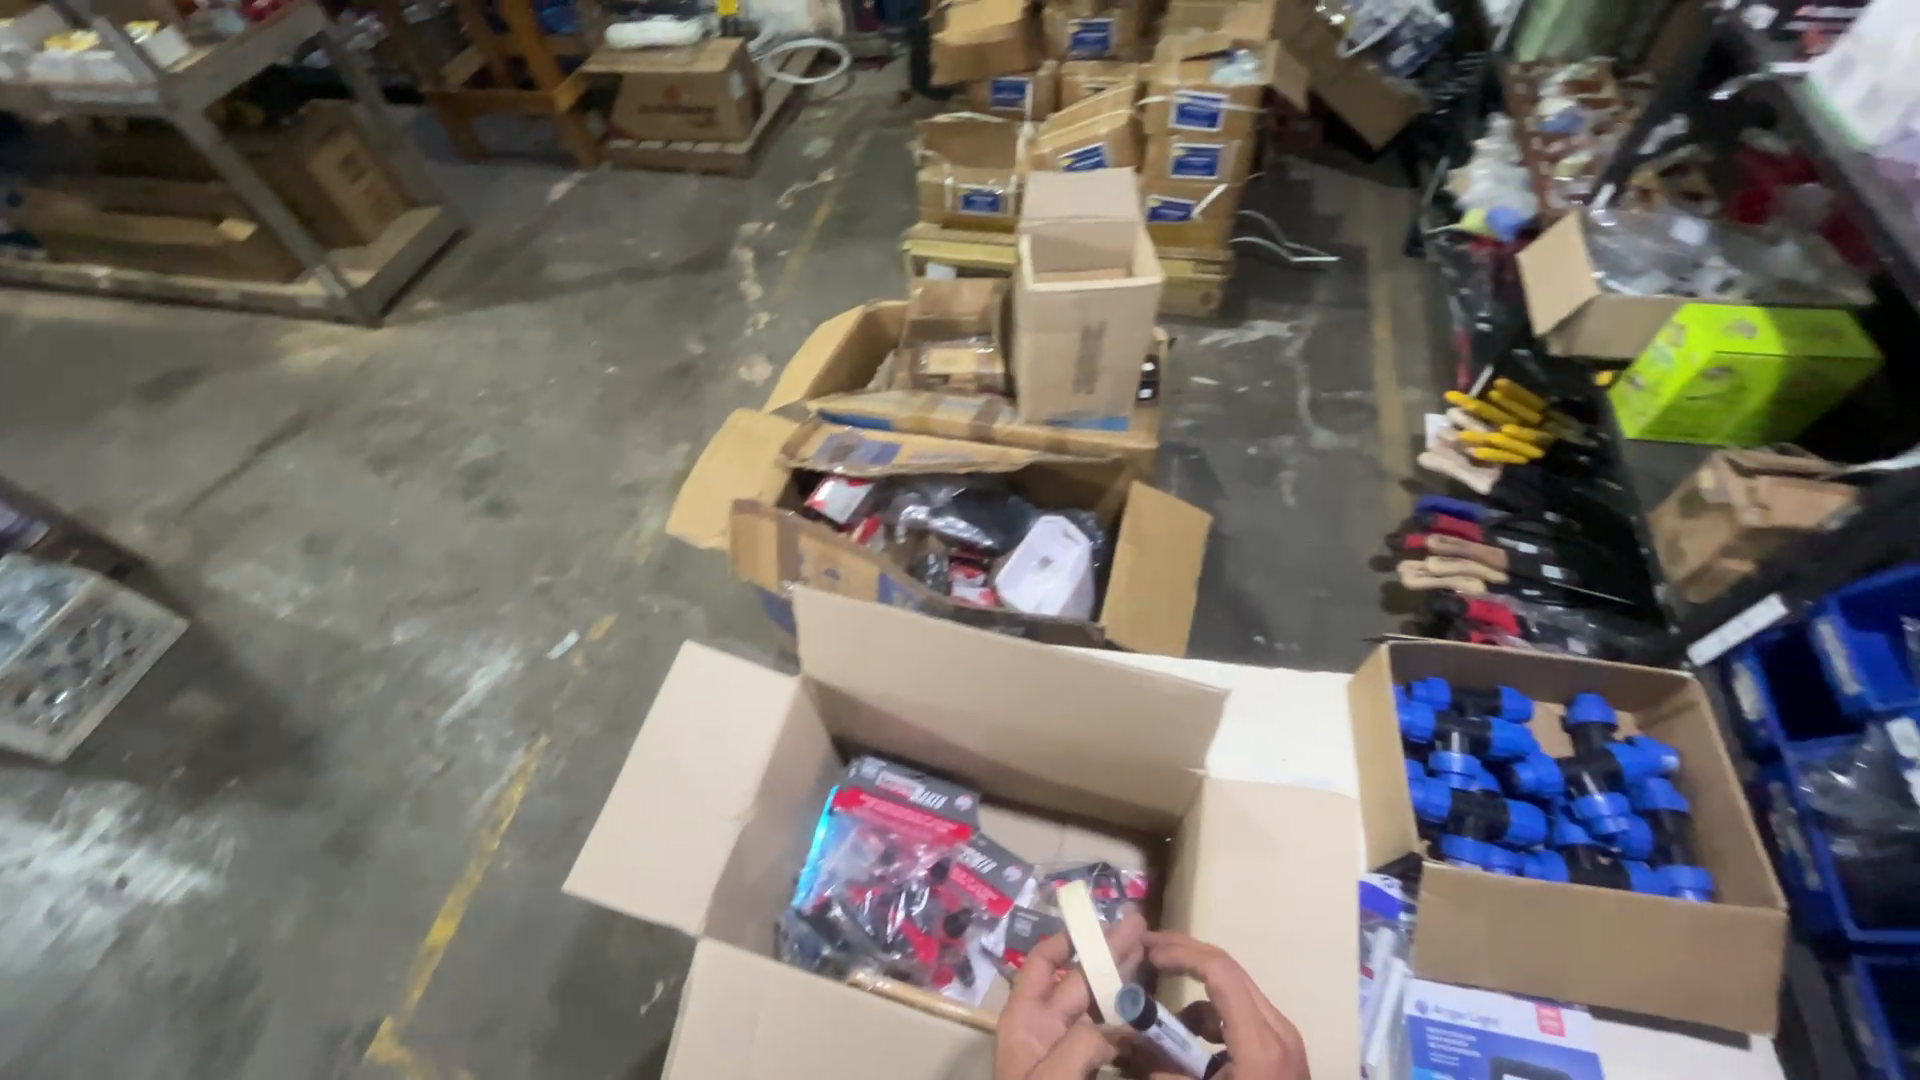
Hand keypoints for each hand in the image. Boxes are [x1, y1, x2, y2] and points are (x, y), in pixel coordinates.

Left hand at [993, 911, 1146, 1079]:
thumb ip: (1081, 1043)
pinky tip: (1148, 1009)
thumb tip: (1122, 1024)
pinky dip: (1129, 1020)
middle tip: (1138, 925)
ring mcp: (1067, 1051)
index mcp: (1024, 1019)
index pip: (1041, 963)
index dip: (1066, 939)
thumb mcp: (1048, 1079)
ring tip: (1145, 951)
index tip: (1096, 923)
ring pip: (1099, 1007)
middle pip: (1080, 981)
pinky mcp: (1088, 1071)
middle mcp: (1046, 1028)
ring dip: (1122, 980)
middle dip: (1108, 952)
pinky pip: (1110, 1038)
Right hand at [1135, 932, 1308, 1079]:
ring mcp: (1284, 1039)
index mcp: (1260, 1043)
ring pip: (1232, 992)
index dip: (1179, 954)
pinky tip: (1192, 1049)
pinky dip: (1211, 1019)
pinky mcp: (1282, 1052)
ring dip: (1194, 995)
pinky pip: (1241, 1016)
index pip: (1219, 971)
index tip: (1146, 954)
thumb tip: (1128, 1042)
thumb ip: (1164, 1071)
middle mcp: (1278, 1029)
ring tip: (1161, 1022)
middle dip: (1183, 955)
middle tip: (1145, 950)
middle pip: (1227, 968)